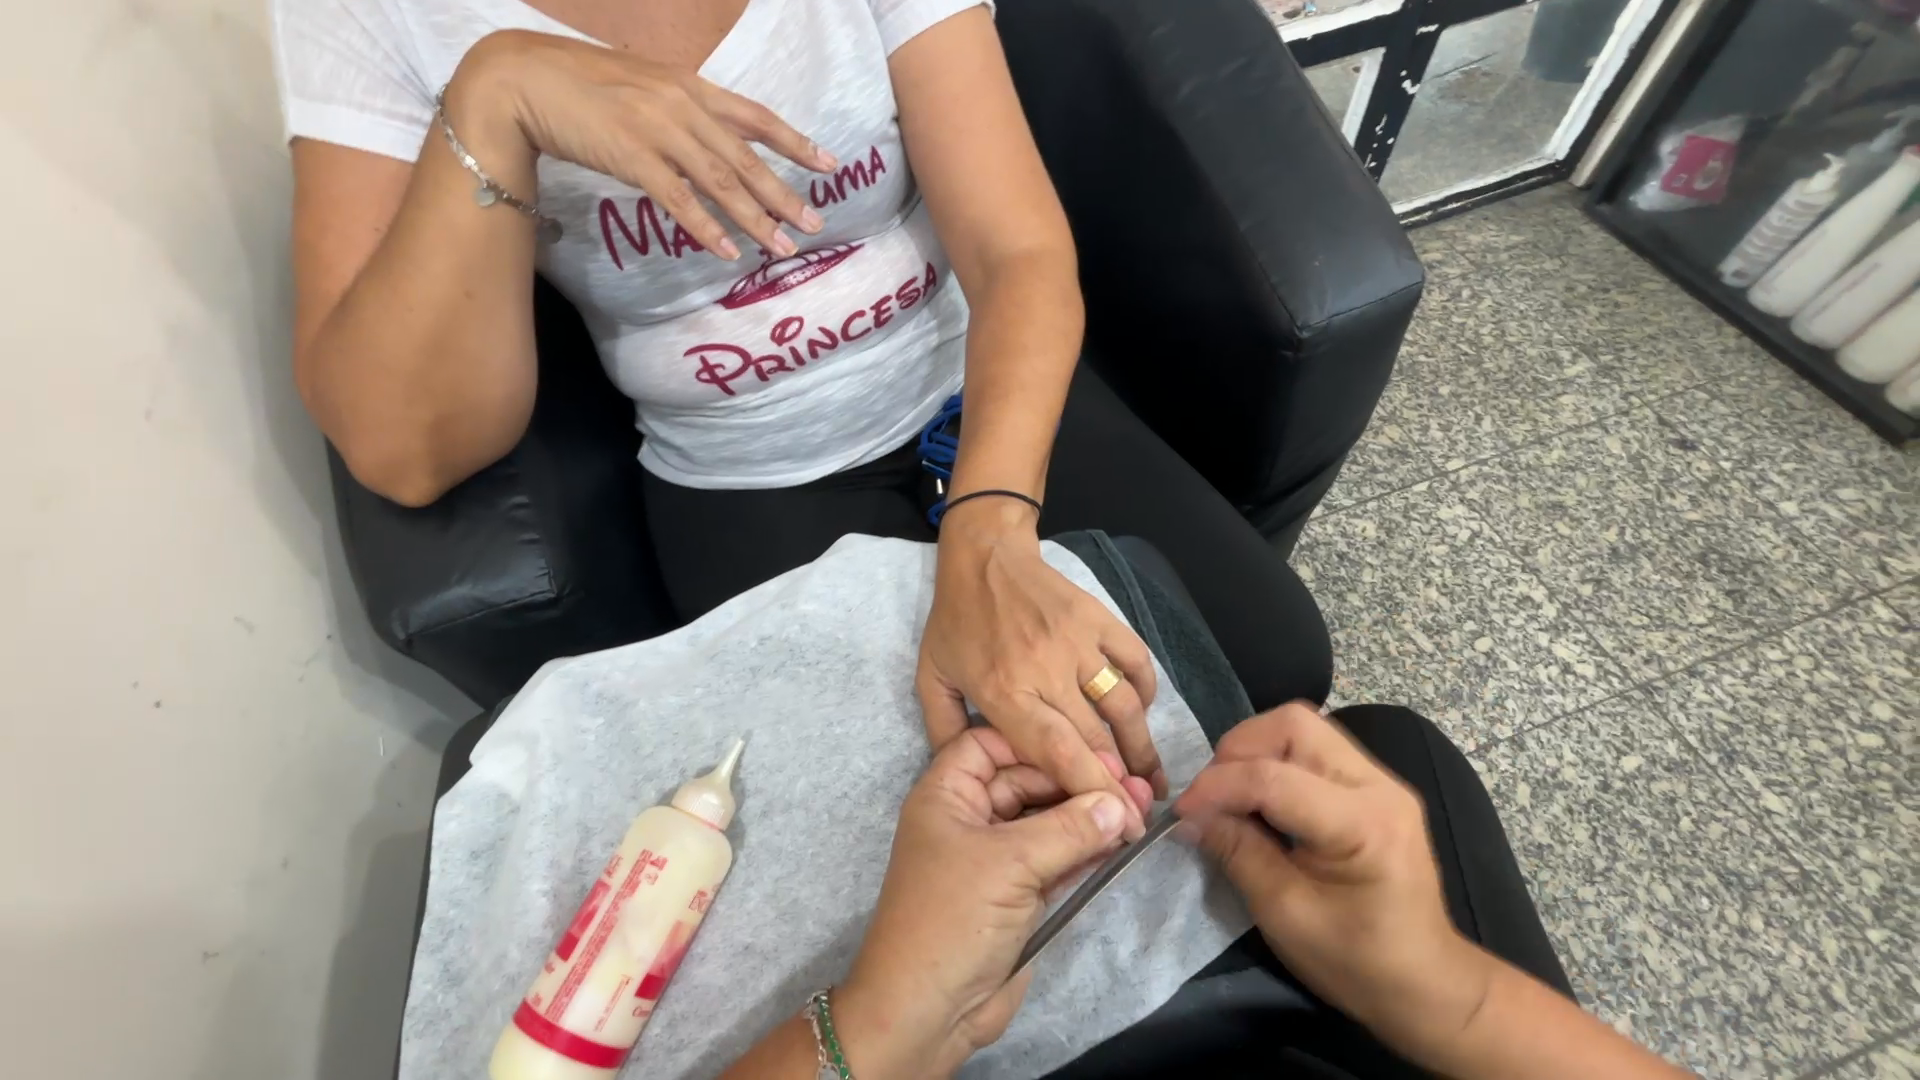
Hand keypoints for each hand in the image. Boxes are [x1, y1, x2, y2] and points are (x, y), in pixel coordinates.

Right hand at [450, 30, 836, 258]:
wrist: (522, 79)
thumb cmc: (584, 85)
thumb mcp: (648, 87)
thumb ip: (687, 112)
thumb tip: (720, 144)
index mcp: (690, 86)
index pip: (756, 116)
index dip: (795, 142)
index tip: (829, 166)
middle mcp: (682, 105)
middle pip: (746, 159)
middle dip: (784, 195)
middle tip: (815, 225)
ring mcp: (658, 130)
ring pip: (721, 182)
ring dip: (755, 220)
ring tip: (783, 248)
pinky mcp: (632, 156)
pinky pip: (679, 199)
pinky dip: (706, 227)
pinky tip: (728, 251)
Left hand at [834, 728, 1151, 1078]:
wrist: (928, 1011)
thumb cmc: (954, 917)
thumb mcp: (1010, 863)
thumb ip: (1069, 829)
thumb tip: (1121, 803)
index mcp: (948, 792)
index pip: (991, 743)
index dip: (1034, 740)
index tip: (1085, 743)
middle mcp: (971, 814)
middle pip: (1027, 780)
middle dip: (1075, 781)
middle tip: (1131, 782)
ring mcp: (996, 853)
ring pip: (1047, 819)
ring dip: (1090, 815)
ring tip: (1142, 806)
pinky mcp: (1019, 889)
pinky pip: (1057, 855)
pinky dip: (1087, 849)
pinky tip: (1123, 840)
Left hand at [917, 501, 1163, 832]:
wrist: (984, 557)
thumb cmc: (956, 621)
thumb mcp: (931, 678)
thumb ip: (946, 731)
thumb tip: (971, 779)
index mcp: (1004, 690)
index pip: (1056, 751)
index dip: (1090, 792)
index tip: (1113, 823)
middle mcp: (1046, 670)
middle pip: (1096, 738)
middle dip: (1122, 784)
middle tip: (1137, 814)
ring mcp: (1078, 641)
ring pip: (1125, 705)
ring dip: (1143, 747)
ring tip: (1150, 779)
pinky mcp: (1099, 618)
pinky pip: (1135, 661)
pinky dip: (1146, 691)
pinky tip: (1141, 713)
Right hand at [1175, 704, 1496, 1057]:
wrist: (1428, 987)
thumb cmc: (1356, 961)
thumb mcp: (1284, 914)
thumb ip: (1236, 852)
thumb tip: (1190, 817)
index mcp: (1363, 825)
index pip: (1274, 779)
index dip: (1217, 787)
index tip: (1181, 812)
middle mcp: (1378, 785)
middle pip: (1293, 725)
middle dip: (1238, 750)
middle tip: (1212, 793)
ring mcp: (1379, 780)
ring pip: (1301, 726)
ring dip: (1254, 750)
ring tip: (1231, 792)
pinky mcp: (1372, 784)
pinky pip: (1312, 746)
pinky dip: (1273, 758)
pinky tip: (1260, 797)